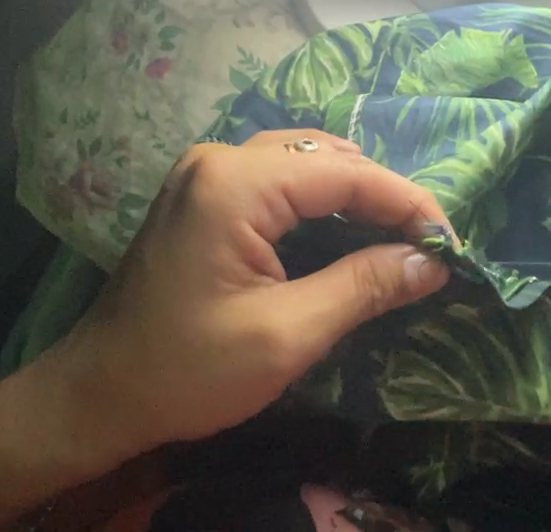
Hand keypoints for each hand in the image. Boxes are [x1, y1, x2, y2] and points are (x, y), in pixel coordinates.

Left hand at [42, 130, 452, 461]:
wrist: (98, 392)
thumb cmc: (186, 370)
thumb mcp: (284, 336)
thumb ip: (362, 287)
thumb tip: (432, 260)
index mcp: (234, 183)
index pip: (343, 172)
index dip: (406, 201)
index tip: (451, 241)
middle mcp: (219, 157)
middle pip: (324, 157)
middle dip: (381, 195)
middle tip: (428, 244)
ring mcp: (206, 169)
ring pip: (302, 161)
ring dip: (352, 194)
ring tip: (397, 235)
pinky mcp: (203, 189)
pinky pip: (276, 176)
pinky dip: (317, 199)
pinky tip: (345, 228)